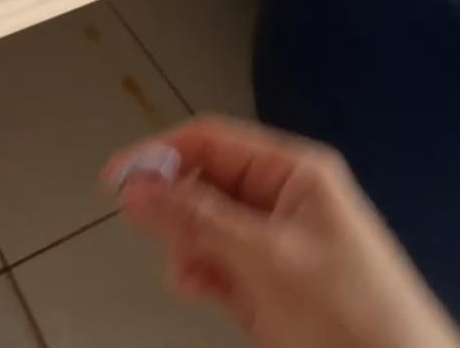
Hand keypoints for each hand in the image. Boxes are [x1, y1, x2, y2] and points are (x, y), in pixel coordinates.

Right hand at [107, 117, 459, 347]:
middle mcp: (286, 199)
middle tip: (145, 231)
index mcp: (293, 173)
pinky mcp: (279, 286)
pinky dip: (208, 274)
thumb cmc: (344, 317)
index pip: (212, 142)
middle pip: (208, 183)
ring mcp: (282, 244)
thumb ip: (195, 218)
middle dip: (177, 207)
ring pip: (212, 226)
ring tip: (189, 276)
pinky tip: (201, 291)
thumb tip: (132, 185)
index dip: (161, 153)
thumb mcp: (265, 260)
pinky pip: (227, 264)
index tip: (115, 178)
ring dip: (191, 246)